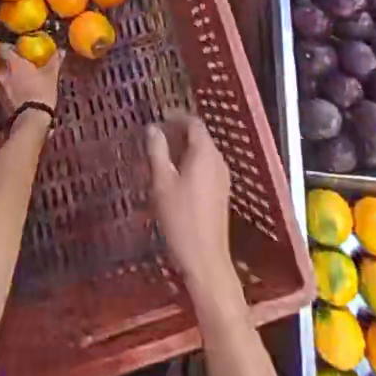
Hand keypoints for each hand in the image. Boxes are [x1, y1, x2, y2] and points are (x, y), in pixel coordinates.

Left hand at [0, 45, 62, 123]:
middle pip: (1, 62)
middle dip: (8, 61)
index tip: (15, 47)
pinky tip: (18, 89)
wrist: (31, 118)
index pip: (3, 48)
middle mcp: (3, 73)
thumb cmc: (42, 91)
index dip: (7, 46)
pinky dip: (8, 86)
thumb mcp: (51, 75)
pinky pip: (2, 87)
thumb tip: (61, 50)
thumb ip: (54, 61)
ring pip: (1, 75)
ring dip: (8, 74)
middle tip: (20, 61)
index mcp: (14, 63)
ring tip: (19, 76)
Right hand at [146, 115, 237, 300]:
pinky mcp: (221, 192)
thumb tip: (153, 128)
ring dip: (184, 148)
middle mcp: (218, 160)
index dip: (177, 117)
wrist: (205, 258)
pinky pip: (206, 166)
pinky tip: (175, 175)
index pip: (194, 123)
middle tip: (157, 136)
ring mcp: (222, 177)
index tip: (159, 119)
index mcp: (205, 153)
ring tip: (162, 154)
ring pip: (203, 152)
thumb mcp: (162, 183)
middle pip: (200, 136)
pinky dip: (191, 162)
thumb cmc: (180, 218)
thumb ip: (157, 152)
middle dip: (179, 132)